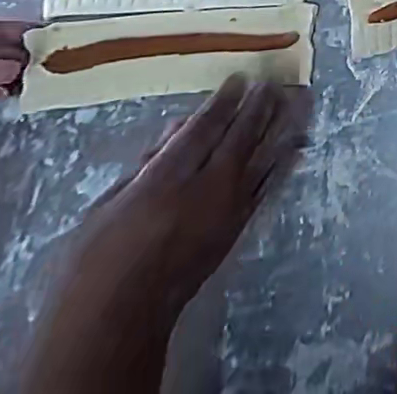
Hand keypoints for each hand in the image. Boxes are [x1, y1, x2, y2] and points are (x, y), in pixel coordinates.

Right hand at [23, 76, 308, 393]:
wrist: (119, 318)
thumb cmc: (97, 261)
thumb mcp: (107, 205)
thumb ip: (147, 165)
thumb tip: (180, 131)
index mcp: (167, 178)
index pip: (204, 127)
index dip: (225, 100)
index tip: (241, 79)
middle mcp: (207, 186)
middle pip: (242, 134)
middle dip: (260, 104)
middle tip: (274, 82)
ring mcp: (230, 205)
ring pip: (265, 153)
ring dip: (283, 123)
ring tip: (299, 99)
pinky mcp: (241, 224)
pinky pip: (270, 183)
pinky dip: (284, 160)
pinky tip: (297, 144)